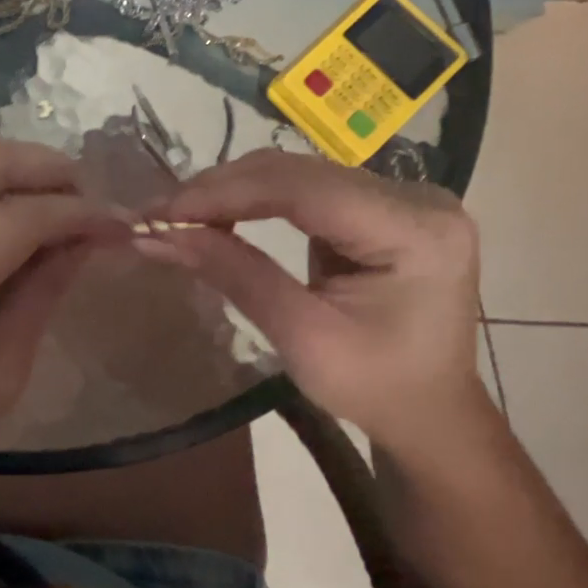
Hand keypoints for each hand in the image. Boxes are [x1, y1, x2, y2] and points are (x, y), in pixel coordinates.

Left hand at [0, 138, 127, 489]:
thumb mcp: (0, 373)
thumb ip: (43, 293)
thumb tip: (87, 238)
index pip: (18, 218)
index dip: (78, 213)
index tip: (120, 223)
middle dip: (46, 168)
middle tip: (88, 196)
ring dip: (11, 161)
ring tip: (53, 193)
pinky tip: (4, 199)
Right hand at [140, 149, 486, 450]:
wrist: (430, 414)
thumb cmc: (374, 387)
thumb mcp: (302, 337)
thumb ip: (236, 275)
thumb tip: (158, 236)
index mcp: (416, 231)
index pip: (303, 190)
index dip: (225, 193)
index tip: (163, 212)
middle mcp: (415, 199)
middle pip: (297, 172)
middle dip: (220, 190)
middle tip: (159, 214)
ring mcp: (399, 197)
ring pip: (293, 172)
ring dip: (230, 190)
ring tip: (178, 214)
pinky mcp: (378, 205)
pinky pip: (302, 187)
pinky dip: (251, 198)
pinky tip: (216, 214)